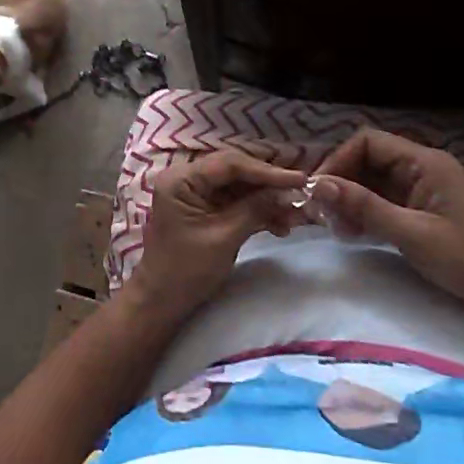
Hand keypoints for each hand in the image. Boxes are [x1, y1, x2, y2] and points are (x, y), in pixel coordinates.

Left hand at [132, 149, 306, 318]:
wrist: (162, 300)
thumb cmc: (187, 269)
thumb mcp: (224, 237)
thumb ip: (255, 209)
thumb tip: (289, 192)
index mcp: (181, 179)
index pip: (229, 163)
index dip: (266, 171)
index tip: (300, 180)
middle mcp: (186, 178)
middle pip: (235, 172)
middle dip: (268, 185)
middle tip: (301, 194)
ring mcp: (195, 193)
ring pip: (238, 187)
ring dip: (266, 200)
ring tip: (295, 216)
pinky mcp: (204, 209)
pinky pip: (234, 202)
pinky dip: (257, 211)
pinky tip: (280, 226)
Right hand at [310, 128, 463, 315]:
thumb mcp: (413, 234)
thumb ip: (365, 206)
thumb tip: (318, 184)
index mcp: (425, 163)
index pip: (368, 142)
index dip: (338, 161)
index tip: (318, 191)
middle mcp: (423, 169)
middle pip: (367, 161)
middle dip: (341, 184)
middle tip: (322, 216)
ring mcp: (425, 190)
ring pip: (373, 183)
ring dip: (350, 202)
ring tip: (337, 229)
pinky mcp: (426, 211)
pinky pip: (385, 202)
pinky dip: (366, 214)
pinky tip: (355, 234)